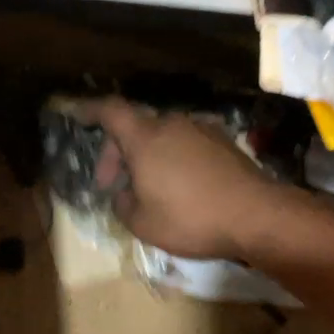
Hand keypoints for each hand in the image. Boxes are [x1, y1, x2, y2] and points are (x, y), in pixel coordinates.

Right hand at [76, 97, 297, 259]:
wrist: (257, 215)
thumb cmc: (192, 218)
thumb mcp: (142, 224)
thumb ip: (123, 205)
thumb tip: (124, 195)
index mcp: (145, 138)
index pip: (110, 111)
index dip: (90, 110)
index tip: (76, 114)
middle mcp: (172, 124)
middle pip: (136, 126)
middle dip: (119, 152)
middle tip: (115, 186)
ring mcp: (201, 129)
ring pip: (162, 135)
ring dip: (148, 156)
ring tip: (148, 188)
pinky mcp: (223, 141)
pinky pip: (186, 143)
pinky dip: (173, 158)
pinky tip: (180, 187)